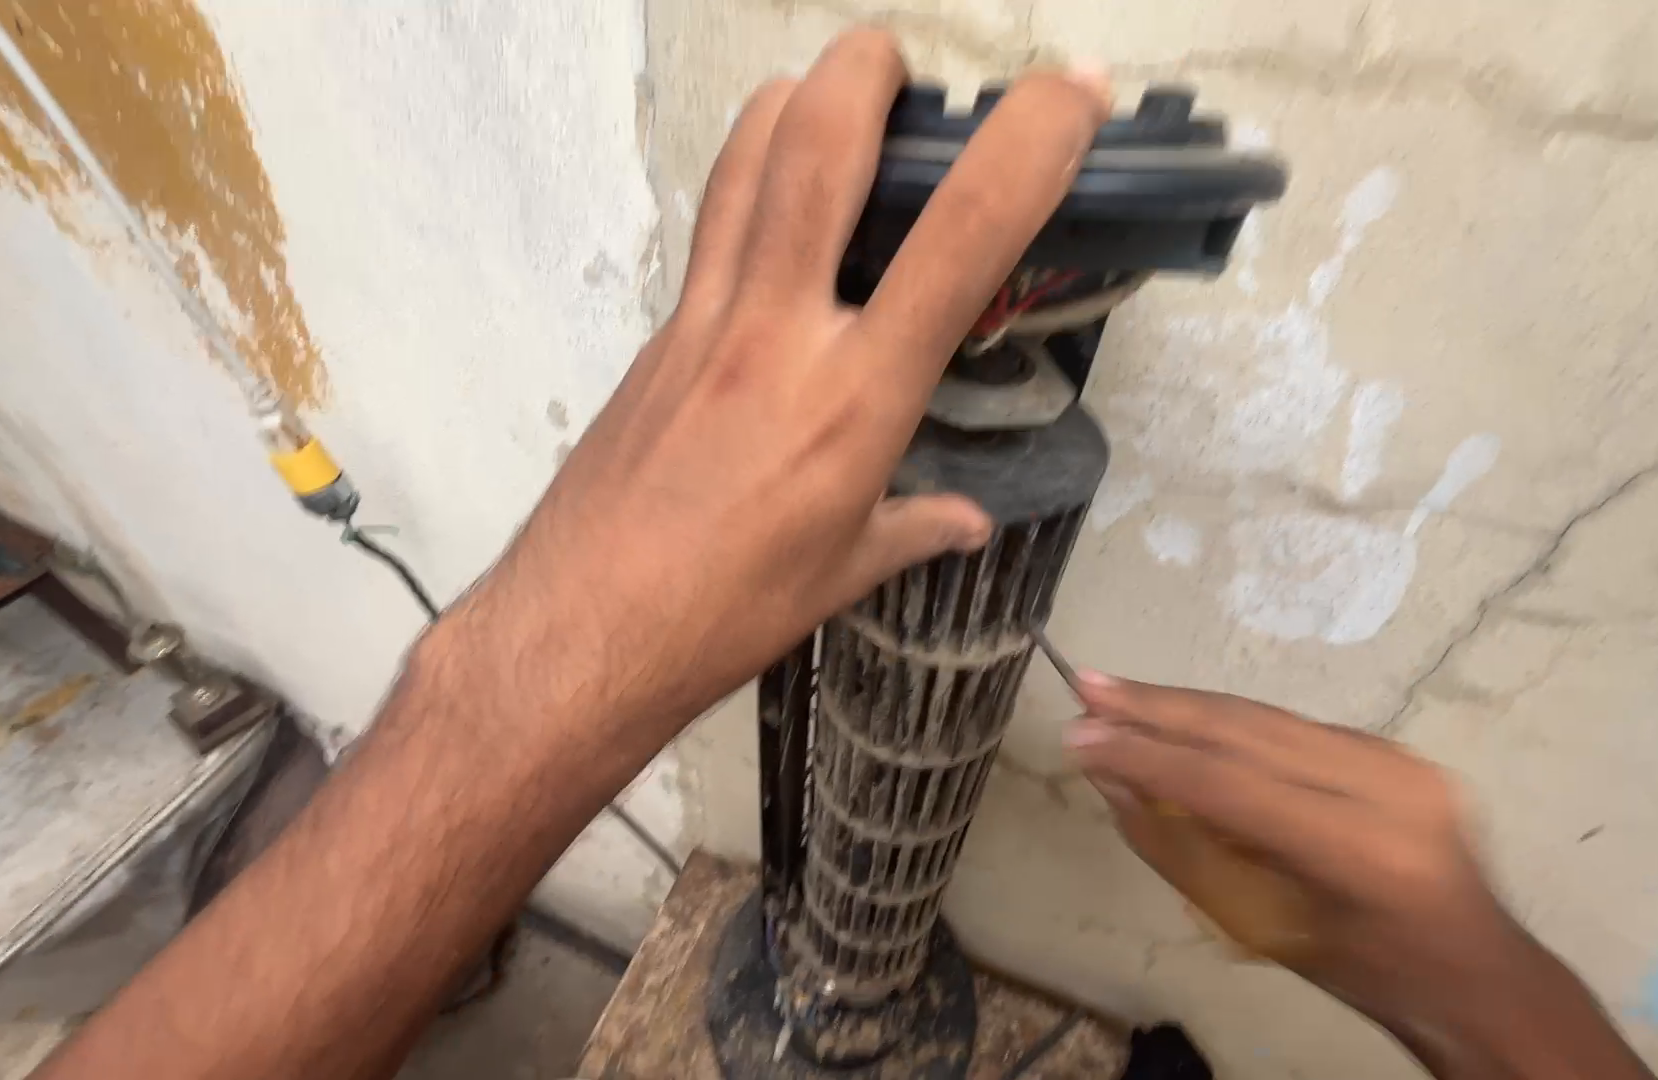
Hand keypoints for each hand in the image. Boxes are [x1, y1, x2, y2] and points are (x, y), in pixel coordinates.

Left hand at [449, 31, 1112, 745]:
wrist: (584, 629)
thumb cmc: (728, 613)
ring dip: (791, 103)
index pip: (961, 241)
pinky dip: (746, 192)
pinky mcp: (654, 337)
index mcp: (855, 400)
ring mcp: (703, 324)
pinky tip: (769, 230)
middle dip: (867, 68)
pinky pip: (707, 232)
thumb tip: (966, 522)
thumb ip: (913, 529)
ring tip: (830, 107)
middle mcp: (779, 334)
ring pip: (742, 162)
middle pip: (816, 142)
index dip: (1029, 144)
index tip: (1073, 94)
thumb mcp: (842, 574)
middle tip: (901, 68)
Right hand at [1069, 676, 1652, 1077]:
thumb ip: (1173, 843)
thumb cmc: (1358, 969)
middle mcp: (1387, 788)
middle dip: (1153, 708)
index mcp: (1361, 853)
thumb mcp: (1255, 923)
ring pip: (1258, 714)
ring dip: (1177, 702)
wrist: (1475, 970)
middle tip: (1085, 686)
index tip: (1078, 738)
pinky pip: (1280, 723)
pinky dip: (1217, 718)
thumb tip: (1107, 776)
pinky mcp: (1389, 744)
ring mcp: (1395, 759)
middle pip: (1243, 730)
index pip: (1228, 784)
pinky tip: (1168, 710)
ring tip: (1110, 689)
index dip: (1145, 755)